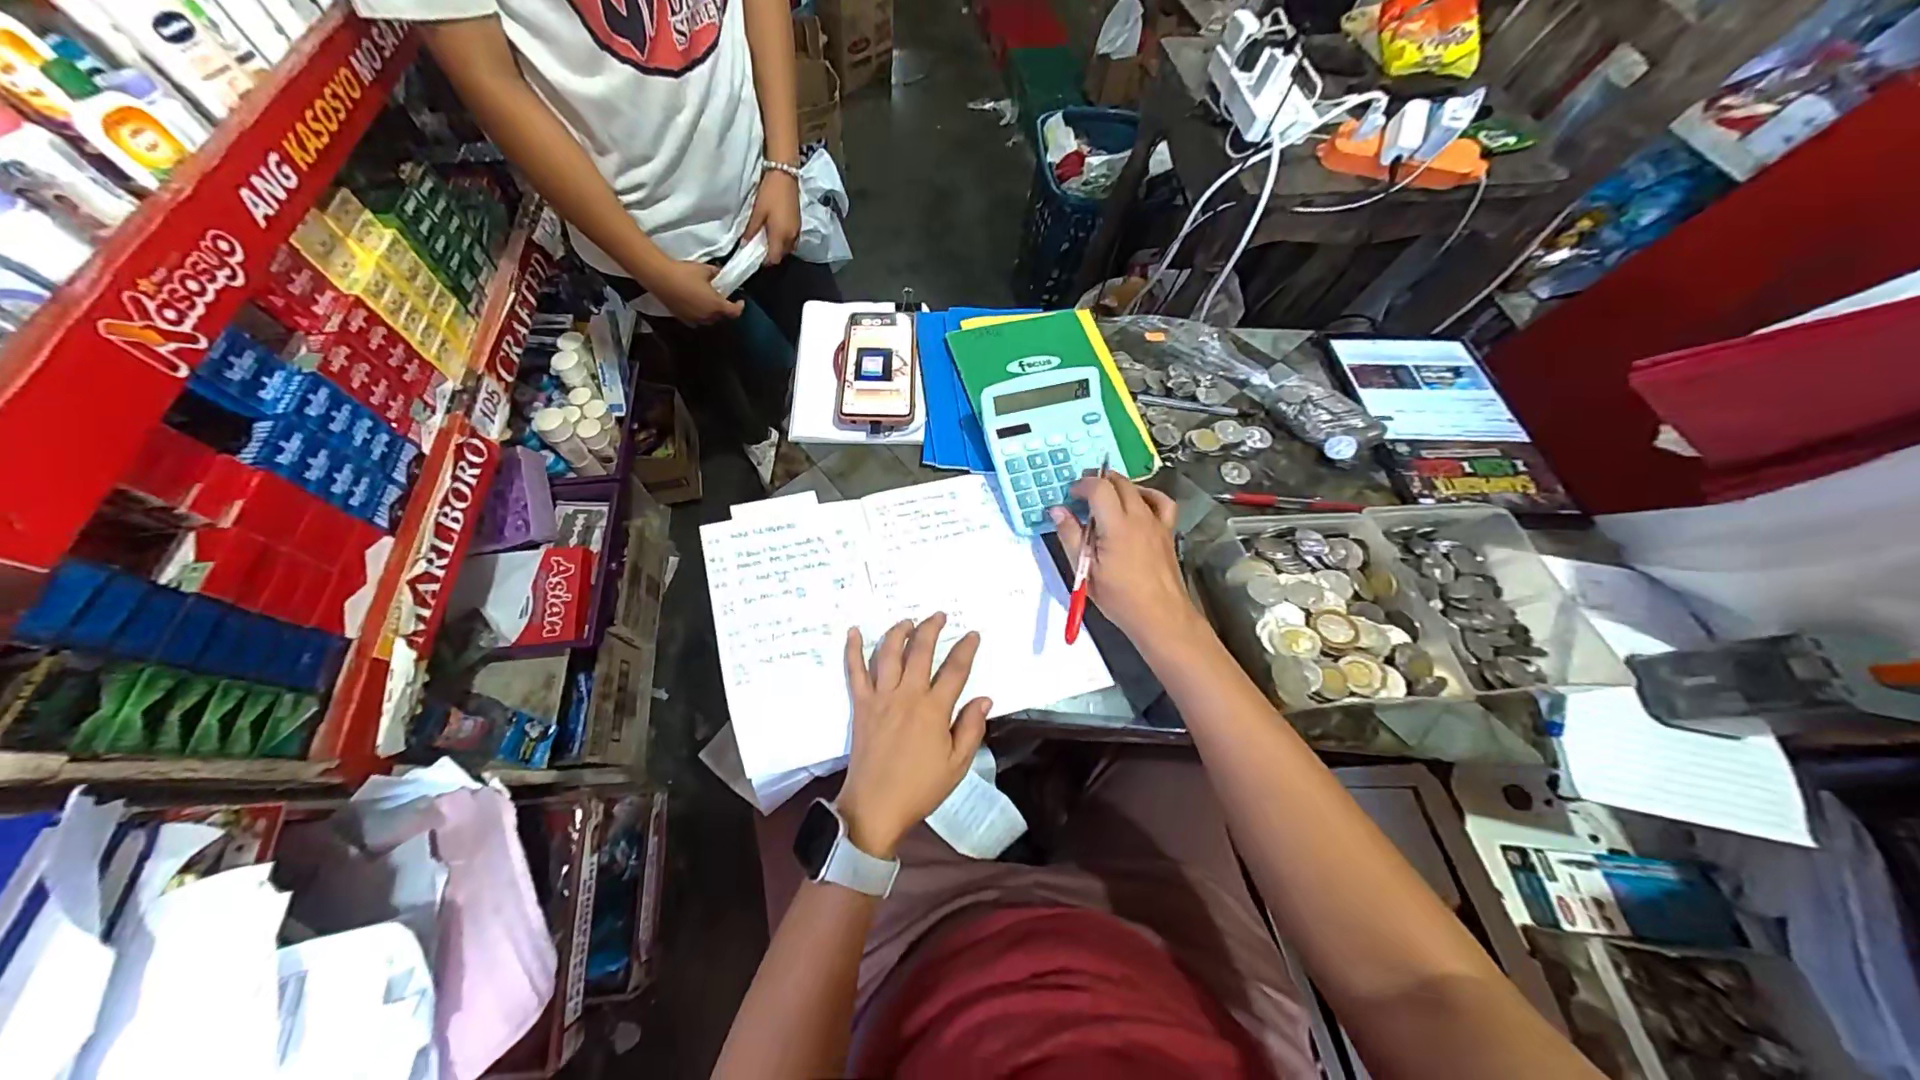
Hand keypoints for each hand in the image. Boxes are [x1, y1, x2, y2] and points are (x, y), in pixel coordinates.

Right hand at [646, 259, 743, 324]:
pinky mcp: (683, 319)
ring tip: (708, 302)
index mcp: (716, 305)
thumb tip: (719, 273)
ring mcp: (695, 319)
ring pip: (709, 320)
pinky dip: (700, 315)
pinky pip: (696, 320)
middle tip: (722, 298)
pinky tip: (696, 306)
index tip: (740, 301)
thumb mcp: (705, 270)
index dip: (739, 307)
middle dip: (724, 309)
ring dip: (712, 313)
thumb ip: (715, 273)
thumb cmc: (685, 273)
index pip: (734, 312)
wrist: (660, 278)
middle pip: (721, 316)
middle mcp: (708, 316)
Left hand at [745, 169, 800, 263]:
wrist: (785, 176)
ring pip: (788, 248)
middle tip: (760, 247)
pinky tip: (776, 232)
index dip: (765, 261)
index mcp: (780, 236)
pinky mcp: (799, 225)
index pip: (774, 259)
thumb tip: (743, 244)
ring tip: (768, 240)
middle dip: (772, 254)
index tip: (756, 257)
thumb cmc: (770, 193)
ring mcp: (797, 231)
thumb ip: (751, 230)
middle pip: (782, 255)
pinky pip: (792, 240)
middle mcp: (791, 238)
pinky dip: (784, 241)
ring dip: (779, 248)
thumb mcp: (757, 212)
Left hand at [836, 615, 990, 858]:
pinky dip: (853, 650)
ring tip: (908, 621)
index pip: (955, 670)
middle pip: (921, 651)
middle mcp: (907, 696)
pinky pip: (855, 672)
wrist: (875, 807)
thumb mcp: (957, 764)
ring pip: (889, 654)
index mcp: (934, 710)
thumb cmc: (920, 788)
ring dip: (899, 632)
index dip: (966, 648)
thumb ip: (971, 728)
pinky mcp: (861, 705)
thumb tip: (984, 699)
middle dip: (932, 628)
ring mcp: (881, 698)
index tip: (972, 634)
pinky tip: (854, 632)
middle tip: (939, 616)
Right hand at [1050, 473, 1200, 647]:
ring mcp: (1156, 523)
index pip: (1099, 488)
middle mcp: (1139, 517)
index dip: (1082, 484)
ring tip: (1106, 496)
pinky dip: (1148, 495)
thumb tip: (1057, 510)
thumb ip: (1070, 536)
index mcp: (1116, 526)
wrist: (1160, 616)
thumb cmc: (1119, 597)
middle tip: (1082, 492)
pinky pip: (1161, 503)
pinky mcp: (1167, 532)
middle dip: (1098, 481)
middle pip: (1119, 483)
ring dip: (1120, 486)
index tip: (1070, 494)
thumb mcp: (1085, 570)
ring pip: (1139, 489)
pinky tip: (1139, 502)